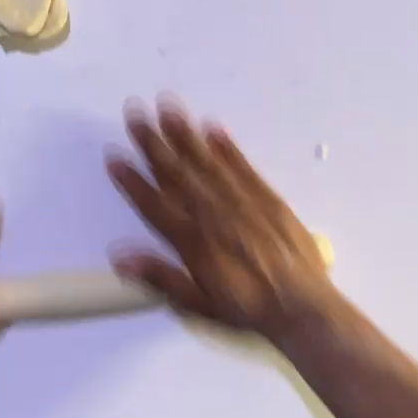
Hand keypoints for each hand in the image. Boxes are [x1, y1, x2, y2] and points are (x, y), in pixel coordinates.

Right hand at [107, 97, 341, 347]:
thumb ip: (160, 277)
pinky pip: (243, 167)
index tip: (115, 157)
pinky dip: (228, 147)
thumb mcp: (198, 303)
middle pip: (177, 173)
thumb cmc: (247, 309)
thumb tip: (120, 257)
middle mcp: (214, 215)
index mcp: (193, 241)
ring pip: (207, 163)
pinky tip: (213, 128)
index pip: (155, 204)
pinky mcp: (268, 198)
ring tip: (169, 108)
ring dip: (185, 135)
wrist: (303, 308)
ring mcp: (242, 203)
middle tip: (135, 114)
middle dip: (153, 143)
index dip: (132, 181)